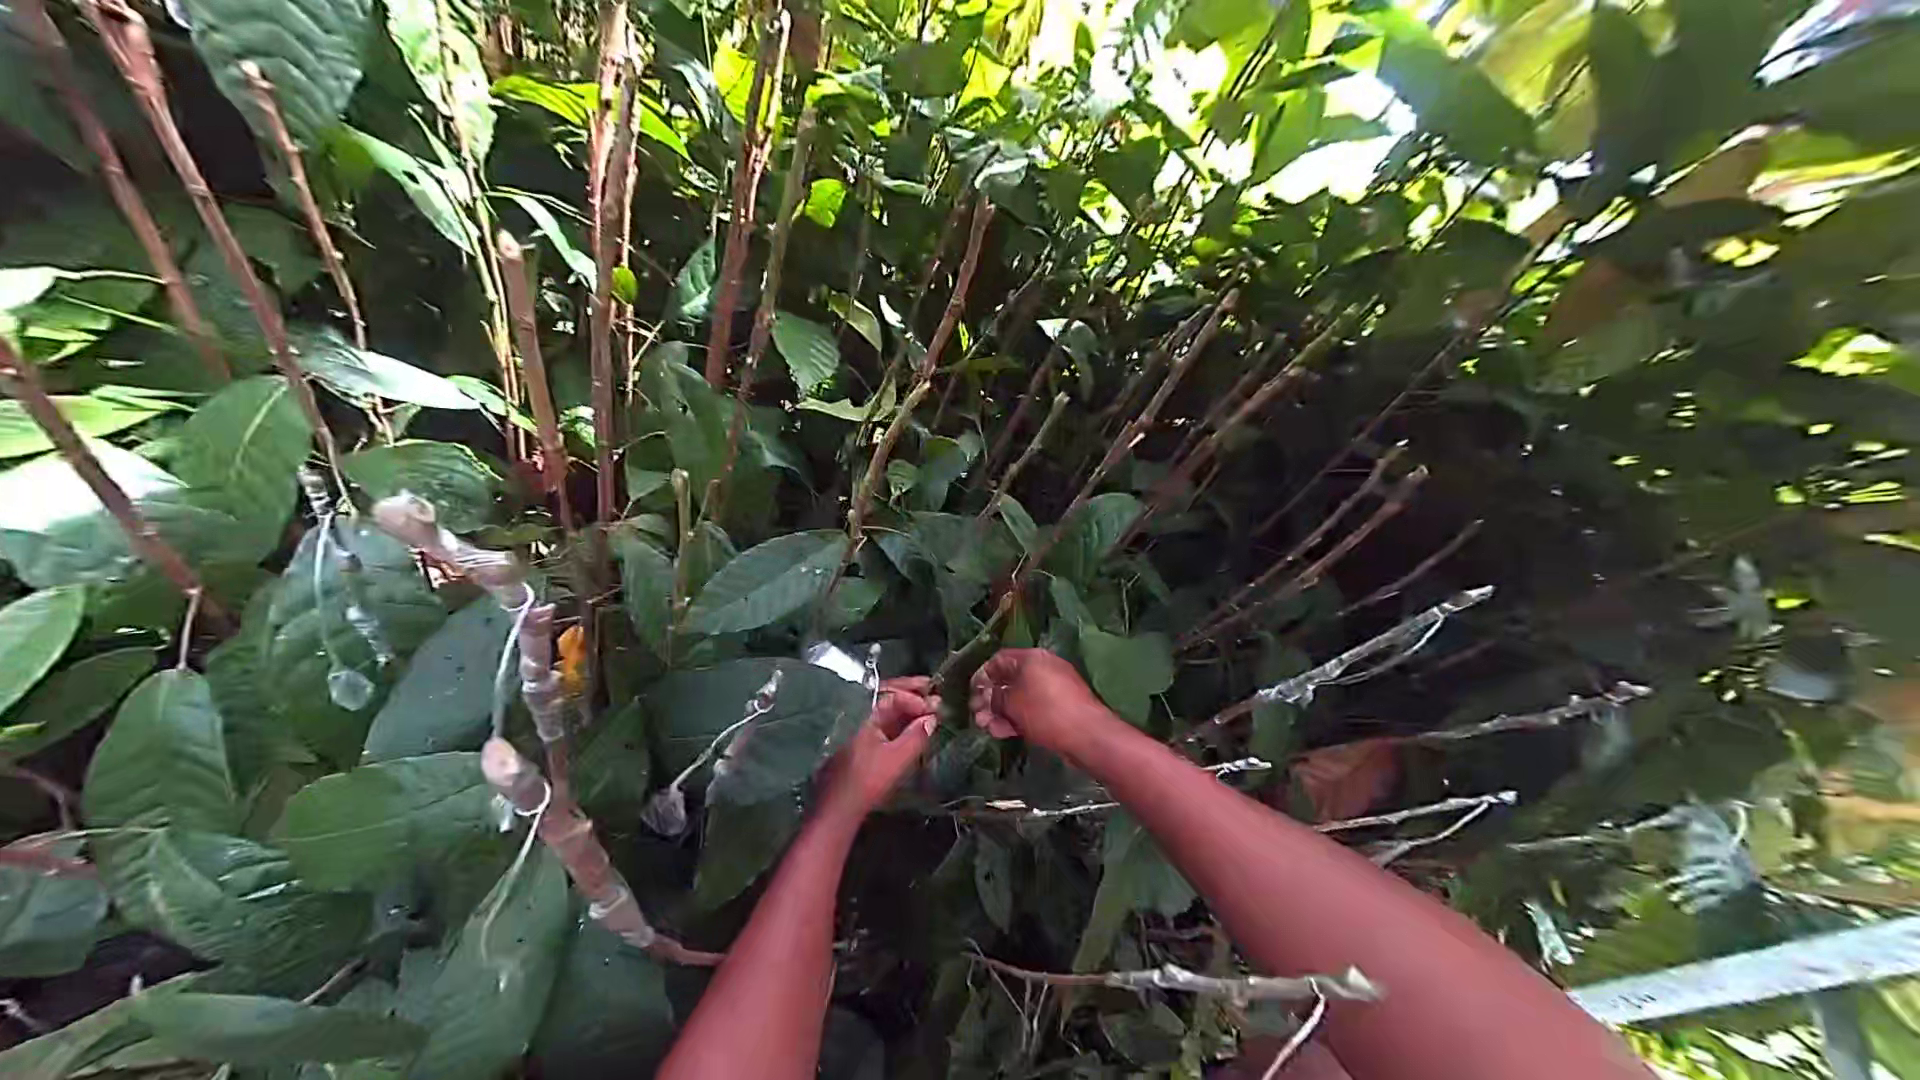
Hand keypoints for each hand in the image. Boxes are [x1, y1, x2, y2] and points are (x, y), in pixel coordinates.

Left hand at [814, 676, 939, 823]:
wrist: (839, 808)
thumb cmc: (867, 780)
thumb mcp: (897, 758)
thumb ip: (916, 735)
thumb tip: (932, 717)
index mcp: (865, 715)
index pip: (892, 695)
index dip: (914, 697)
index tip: (934, 704)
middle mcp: (862, 718)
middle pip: (888, 696)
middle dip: (911, 692)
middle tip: (933, 688)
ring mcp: (863, 731)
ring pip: (888, 710)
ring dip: (909, 707)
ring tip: (931, 706)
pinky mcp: (866, 745)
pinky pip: (887, 724)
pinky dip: (903, 722)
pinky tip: (918, 725)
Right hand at [968, 648, 1117, 755]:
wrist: (1087, 735)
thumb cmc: (1046, 711)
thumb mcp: (1012, 703)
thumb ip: (994, 697)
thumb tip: (985, 696)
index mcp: (1032, 658)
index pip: (999, 660)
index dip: (982, 676)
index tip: (971, 693)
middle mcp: (1043, 668)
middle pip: (1008, 680)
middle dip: (990, 699)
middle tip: (977, 716)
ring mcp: (1053, 689)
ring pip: (1019, 697)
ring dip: (1001, 712)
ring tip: (987, 728)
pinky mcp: (1059, 708)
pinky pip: (1032, 709)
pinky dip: (1017, 718)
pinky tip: (1003, 732)